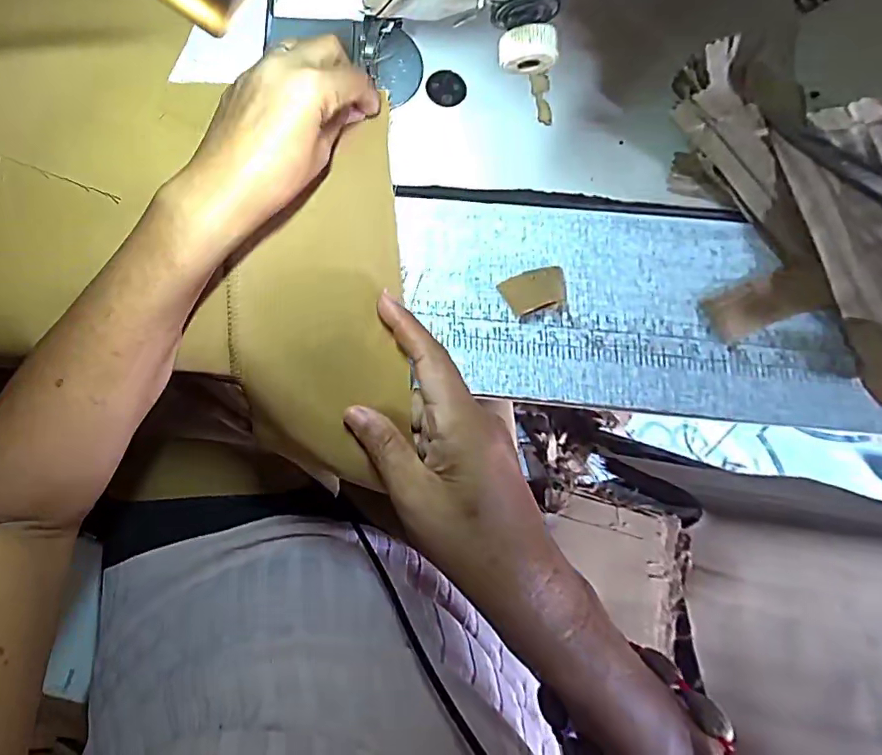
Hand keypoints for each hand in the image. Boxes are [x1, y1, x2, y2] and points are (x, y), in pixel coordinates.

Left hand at [161, 35, 379, 255]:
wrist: (219, 190)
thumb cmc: (265, 181)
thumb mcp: (319, 155)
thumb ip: (337, 123)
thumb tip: (344, 112)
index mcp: (310, 84)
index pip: (353, 77)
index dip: (367, 95)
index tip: (368, 107)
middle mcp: (282, 67)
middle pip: (327, 47)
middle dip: (344, 68)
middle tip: (349, 97)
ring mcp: (256, 72)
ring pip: (296, 47)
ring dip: (315, 64)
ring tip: (321, 95)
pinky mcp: (239, 84)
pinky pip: (272, 65)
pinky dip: (288, 73)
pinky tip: (292, 100)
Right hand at [344, 293, 561, 599]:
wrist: (526, 584)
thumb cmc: (468, 540)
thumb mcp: (414, 496)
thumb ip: (384, 448)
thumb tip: (355, 409)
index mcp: (462, 422)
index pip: (431, 360)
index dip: (406, 326)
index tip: (384, 298)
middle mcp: (477, 419)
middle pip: (432, 375)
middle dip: (398, 353)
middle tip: (362, 335)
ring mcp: (482, 437)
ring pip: (435, 401)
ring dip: (403, 390)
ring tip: (365, 379)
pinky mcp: (481, 454)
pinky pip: (441, 420)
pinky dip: (414, 415)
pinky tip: (390, 424)